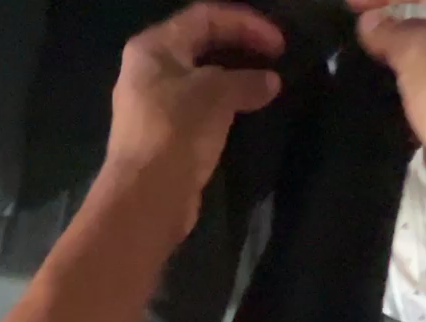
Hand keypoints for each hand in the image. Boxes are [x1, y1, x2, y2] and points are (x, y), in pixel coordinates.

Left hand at [105, 3, 284, 227]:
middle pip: (199, 50)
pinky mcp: (161, 145)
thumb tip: (270, 83)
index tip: (279, 43)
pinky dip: (219, 115)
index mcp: (152, 48)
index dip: (245, 24)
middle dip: (238, 53)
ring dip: (230, 87)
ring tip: (263, 92)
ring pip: (198, 87)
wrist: (146, 199)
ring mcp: (151, 112)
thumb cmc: (176, 131)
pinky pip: (195, 118)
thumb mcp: (216, 94)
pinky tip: (241, 120)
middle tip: (273, 63)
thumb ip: (246, 81)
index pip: (205, 17)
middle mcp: (146, 75)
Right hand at [350, 0, 425, 194]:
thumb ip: (390, 31)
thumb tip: (368, 24)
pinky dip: (395, 77)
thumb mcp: (418, 48)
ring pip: (420, 44)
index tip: (348, 6)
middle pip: (425, 8)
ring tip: (358, 56)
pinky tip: (374, 85)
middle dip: (388, 13)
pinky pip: (417, 77)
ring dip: (390, 47)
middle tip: (354, 28)